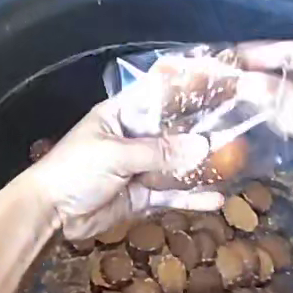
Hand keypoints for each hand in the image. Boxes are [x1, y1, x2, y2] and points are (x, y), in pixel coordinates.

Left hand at [17, 99, 223, 240]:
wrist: (51, 213)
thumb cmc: (75, 170)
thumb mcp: (115, 155)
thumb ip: (158, 152)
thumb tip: (203, 146)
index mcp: (122, 115)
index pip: (159, 95)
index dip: (188, 87)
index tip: (221, 79)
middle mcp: (135, 136)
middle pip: (174, 130)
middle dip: (204, 130)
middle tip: (241, 125)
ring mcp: (140, 167)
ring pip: (177, 163)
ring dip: (202, 165)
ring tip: (237, 164)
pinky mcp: (142, 195)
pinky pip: (171, 193)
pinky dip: (191, 197)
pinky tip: (216, 199)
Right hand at [234, 41, 292, 194]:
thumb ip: (275, 94)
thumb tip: (240, 81)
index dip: (260, 53)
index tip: (231, 58)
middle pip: (291, 71)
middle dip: (261, 76)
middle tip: (227, 79)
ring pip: (292, 94)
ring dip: (267, 97)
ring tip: (232, 96)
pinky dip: (277, 115)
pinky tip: (254, 117)